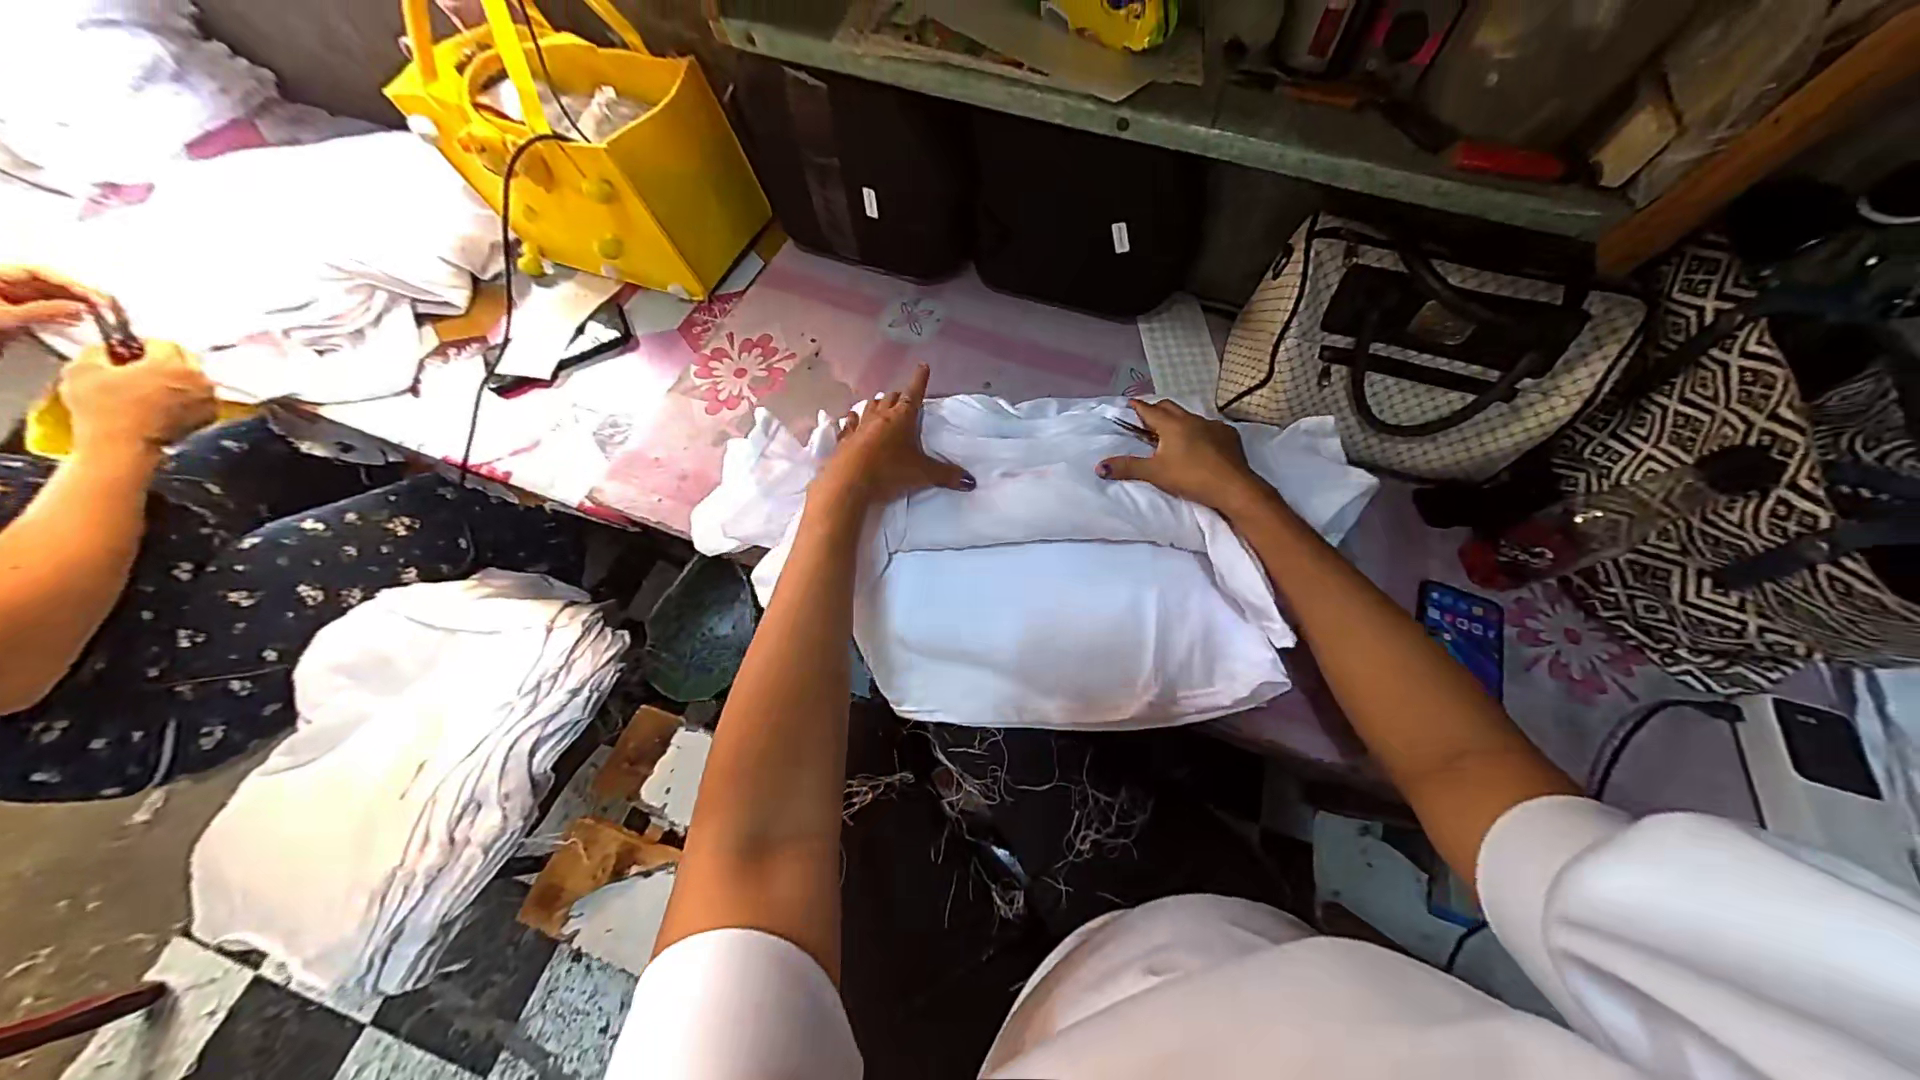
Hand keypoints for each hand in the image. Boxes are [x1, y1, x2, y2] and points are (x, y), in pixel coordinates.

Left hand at [0, 267, 104, 335]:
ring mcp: (14, 295)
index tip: (91, 296)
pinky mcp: (20, 307)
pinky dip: (68, 313)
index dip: (69, 283)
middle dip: (81, 294)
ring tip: (101, 313)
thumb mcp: (7, 316)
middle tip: (106, 306)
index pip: (41, 273)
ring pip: (54, 296)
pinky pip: (50, 306)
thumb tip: (80, 307)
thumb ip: (43, 310)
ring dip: (79, 304)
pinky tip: (81, 319)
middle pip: (51, 284)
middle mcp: (7, 282)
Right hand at [59, 342, 217, 459]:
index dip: (142, 344)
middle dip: (164, 358)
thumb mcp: (83, 369)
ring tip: (151, 385)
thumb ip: (98, 351)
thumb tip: (109, 348)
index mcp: (173, 364)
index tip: (126, 352)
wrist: (123, 444)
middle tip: (139, 366)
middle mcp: (200, 379)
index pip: (163, 342)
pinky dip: (186, 394)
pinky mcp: (211, 415)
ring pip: (195, 377)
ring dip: (177, 377)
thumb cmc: (101, 406)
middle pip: (185, 358)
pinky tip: (165, 400)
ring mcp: (210, 398)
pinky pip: (200, 396)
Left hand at [813, 364, 973, 510]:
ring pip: (870, 407)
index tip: (923, 366)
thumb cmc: (890, 470)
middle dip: (899, 396)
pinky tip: (850, 418)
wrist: (850, 481)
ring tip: (880, 402)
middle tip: (905, 396)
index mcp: (902, 418)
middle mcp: (880, 417)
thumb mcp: (922, 474)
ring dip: (877, 404)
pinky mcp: (844, 440)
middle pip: (891, 399)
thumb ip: (945, 475)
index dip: (920, 379)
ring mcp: (859, 427)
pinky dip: (852, 419)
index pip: (914, 393)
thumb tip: (970, 481)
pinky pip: (849, 424)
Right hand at [1096, 399, 1268, 514]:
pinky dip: (1199, 432)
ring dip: (1178, 421)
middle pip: (1169, 407)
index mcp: (1171, 425)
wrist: (1233, 486)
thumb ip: (1127, 468)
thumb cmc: (1190, 477)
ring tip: (1172, 433)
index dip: (1137, 407)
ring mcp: (1213, 426)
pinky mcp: (1228, 436)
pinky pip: (1209, 428)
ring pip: (1190, 417)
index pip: (1149, 410)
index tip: (1129, 403)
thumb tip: (1099, 467)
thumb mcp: (1154, 473)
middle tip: (1147, 419)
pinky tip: (1200, 444)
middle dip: (1156, 410)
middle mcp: (1192, 419)